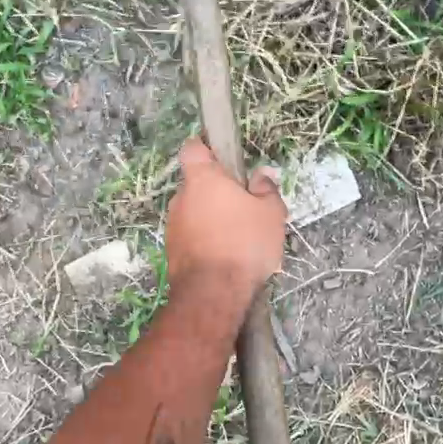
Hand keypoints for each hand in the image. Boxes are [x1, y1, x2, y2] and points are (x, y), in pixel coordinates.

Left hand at [164, 138, 284, 293]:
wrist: (213, 294)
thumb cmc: (244, 244)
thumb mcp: (270, 213)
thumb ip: (266, 190)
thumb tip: (261, 176)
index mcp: (202, 180)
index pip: (193, 149)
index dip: (206, 149)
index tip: (224, 160)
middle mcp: (180, 199)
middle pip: (197, 185)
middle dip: (217, 193)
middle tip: (244, 209)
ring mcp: (173, 228)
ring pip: (194, 214)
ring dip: (211, 220)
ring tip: (238, 240)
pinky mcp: (172, 254)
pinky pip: (192, 238)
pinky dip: (205, 242)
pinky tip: (226, 258)